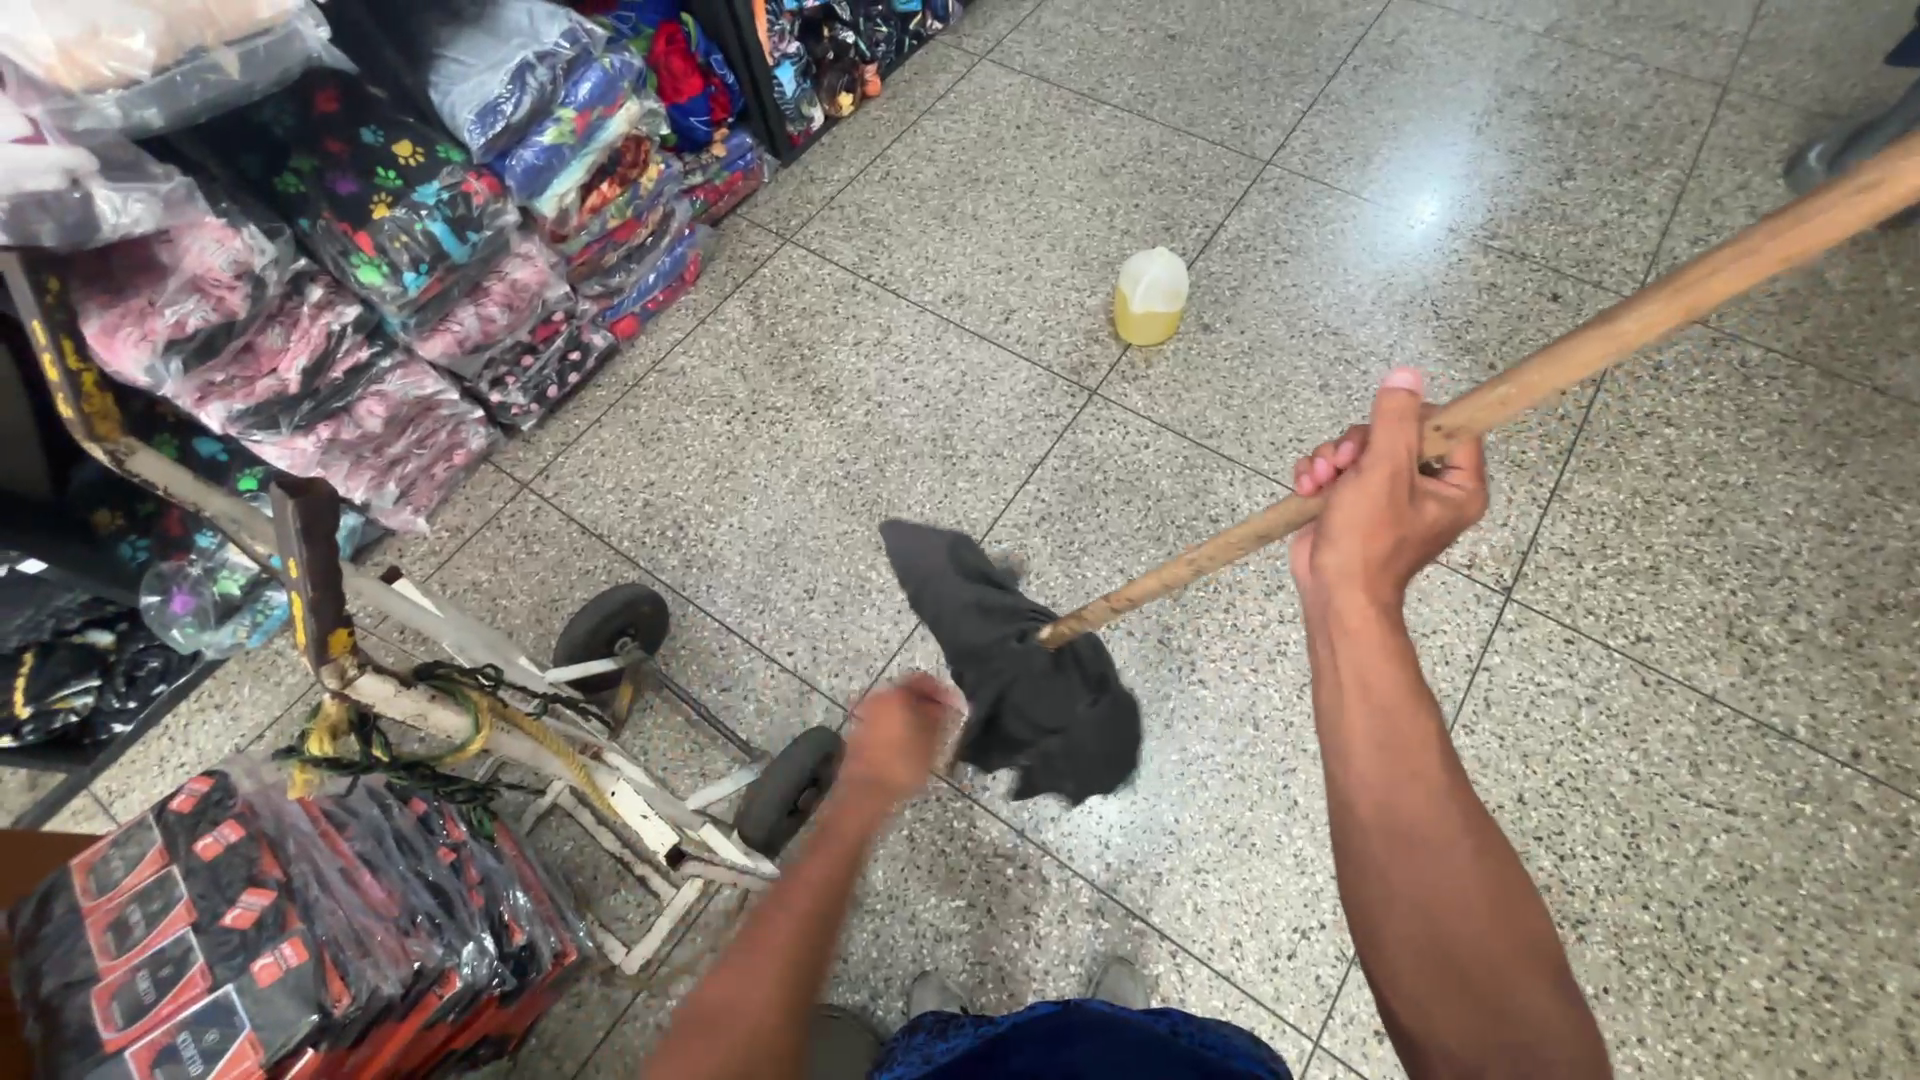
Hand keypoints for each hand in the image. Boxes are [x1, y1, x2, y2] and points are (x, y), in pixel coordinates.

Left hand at [836, 673, 954, 807]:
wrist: (864, 792)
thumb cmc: (903, 764)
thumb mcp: (932, 741)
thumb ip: (940, 718)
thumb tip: (943, 707)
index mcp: (897, 694)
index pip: (924, 680)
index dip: (943, 692)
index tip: (955, 707)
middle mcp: (878, 698)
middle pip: (907, 693)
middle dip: (926, 705)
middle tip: (943, 721)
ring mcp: (866, 715)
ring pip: (895, 709)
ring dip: (912, 718)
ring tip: (928, 737)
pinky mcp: (859, 734)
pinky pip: (884, 723)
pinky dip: (898, 729)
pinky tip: (908, 747)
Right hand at [1288, 368, 1487, 613]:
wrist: (1333, 591)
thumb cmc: (1368, 538)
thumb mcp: (1383, 471)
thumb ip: (1394, 420)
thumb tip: (1406, 374)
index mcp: (1457, 486)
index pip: (1449, 428)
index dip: (1414, 416)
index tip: (1384, 423)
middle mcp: (1425, 489)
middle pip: (1395, 435)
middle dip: (1358, 443)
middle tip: (1343, 460)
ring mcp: (1386, 497)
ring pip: (1359, 450)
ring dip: (1331, 458)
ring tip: (1319, 478)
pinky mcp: (1352, 504)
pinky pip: (1337, 470)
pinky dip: (1318, 474)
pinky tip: (1307, 487)